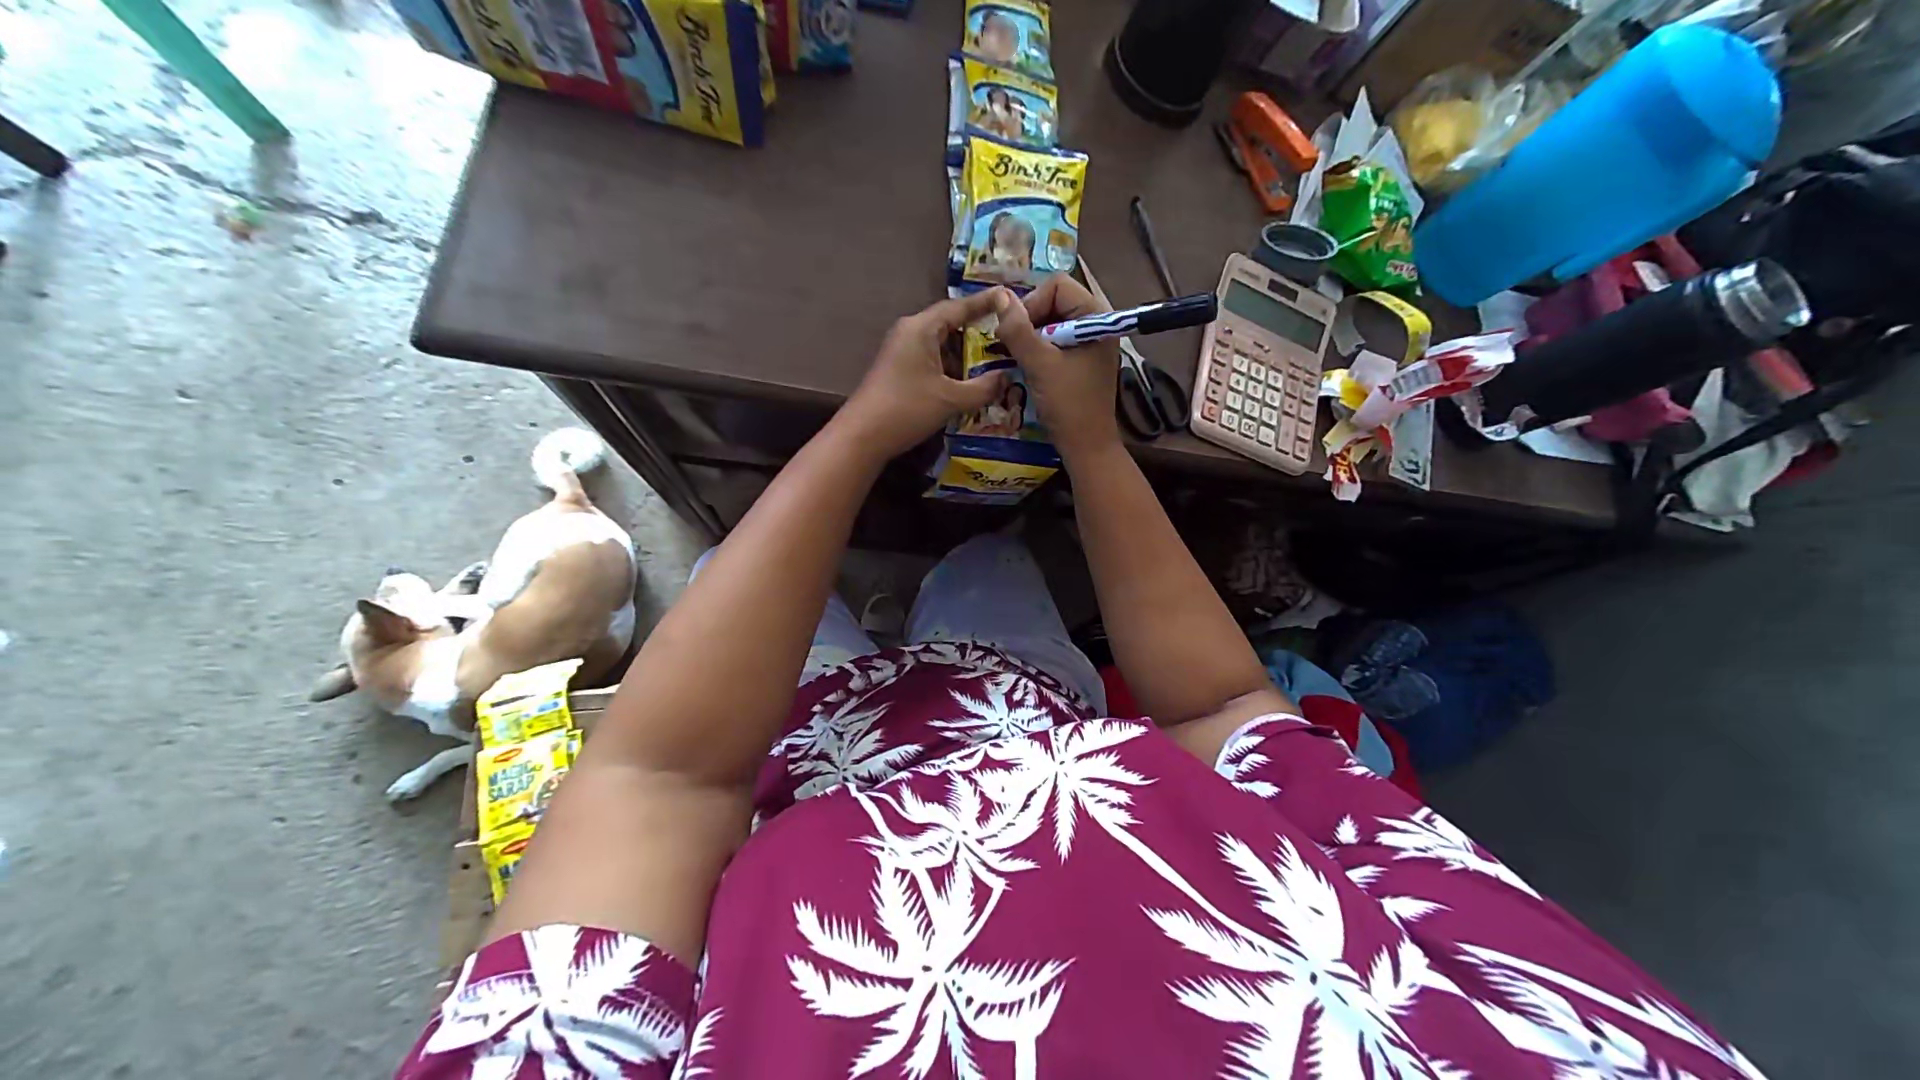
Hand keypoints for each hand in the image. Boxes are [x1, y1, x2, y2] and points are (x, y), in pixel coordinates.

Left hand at [836, 290, 1013, 459]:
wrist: (862, 437)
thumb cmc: (907, 410)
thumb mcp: (951, 399)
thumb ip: (984, 387)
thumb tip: (1007, 378)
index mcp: (921, 328)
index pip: (959, 306)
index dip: (986, 303)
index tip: (1010, 298)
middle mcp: (910, 332)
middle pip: (951, 324)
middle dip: (979, 332)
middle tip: (1009, 337)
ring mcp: (902, 351)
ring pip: (941, 345)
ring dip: (966, 354)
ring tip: (997, 361)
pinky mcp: (899, 369)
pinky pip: (932, 360)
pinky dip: (952, 368)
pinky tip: (970, 382)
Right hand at [991, 275, 1121, 458]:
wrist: (1087, 446)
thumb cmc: (1068, 405)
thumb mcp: (1039, 365)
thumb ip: (1018, 330)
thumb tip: (998, 297)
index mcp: (1096, 317)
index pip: (1057, 286)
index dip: (1031, 303)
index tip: (1015, 332)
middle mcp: (1097, 323)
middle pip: (1055, 300)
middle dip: (1029, 319)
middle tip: (1011, 344)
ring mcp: (1090, 341)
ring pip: (1052, 320)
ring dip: (1031, 334)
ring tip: (1018, 356)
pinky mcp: (1082, 358)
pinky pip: (1056, 339)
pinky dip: (1039, 347)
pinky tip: (1028, 364)